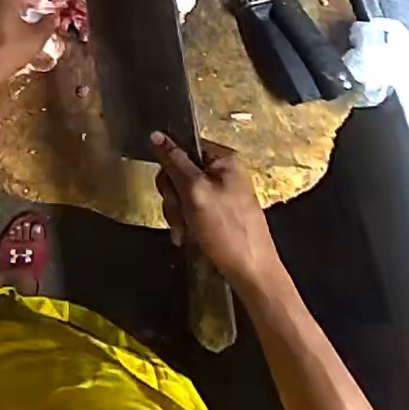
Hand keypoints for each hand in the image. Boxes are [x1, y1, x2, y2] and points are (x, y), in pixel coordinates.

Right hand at [152, 131, 287, 294]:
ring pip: (181, 192)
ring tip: (186, 231)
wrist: (252, 276)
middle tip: (181, 214)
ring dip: (178, 213)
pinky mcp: (218, 214)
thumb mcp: (194, 191)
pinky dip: (185, 223)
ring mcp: (221, 194)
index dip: (170, 166)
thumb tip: (156, 134)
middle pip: (179, 171)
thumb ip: (173, 161)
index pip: (182, 146)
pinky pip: (190, 209)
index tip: (170, 187)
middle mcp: (223, 172)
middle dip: (174, 196)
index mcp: (224, 159)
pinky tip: (189, 237)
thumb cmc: (227, 230)